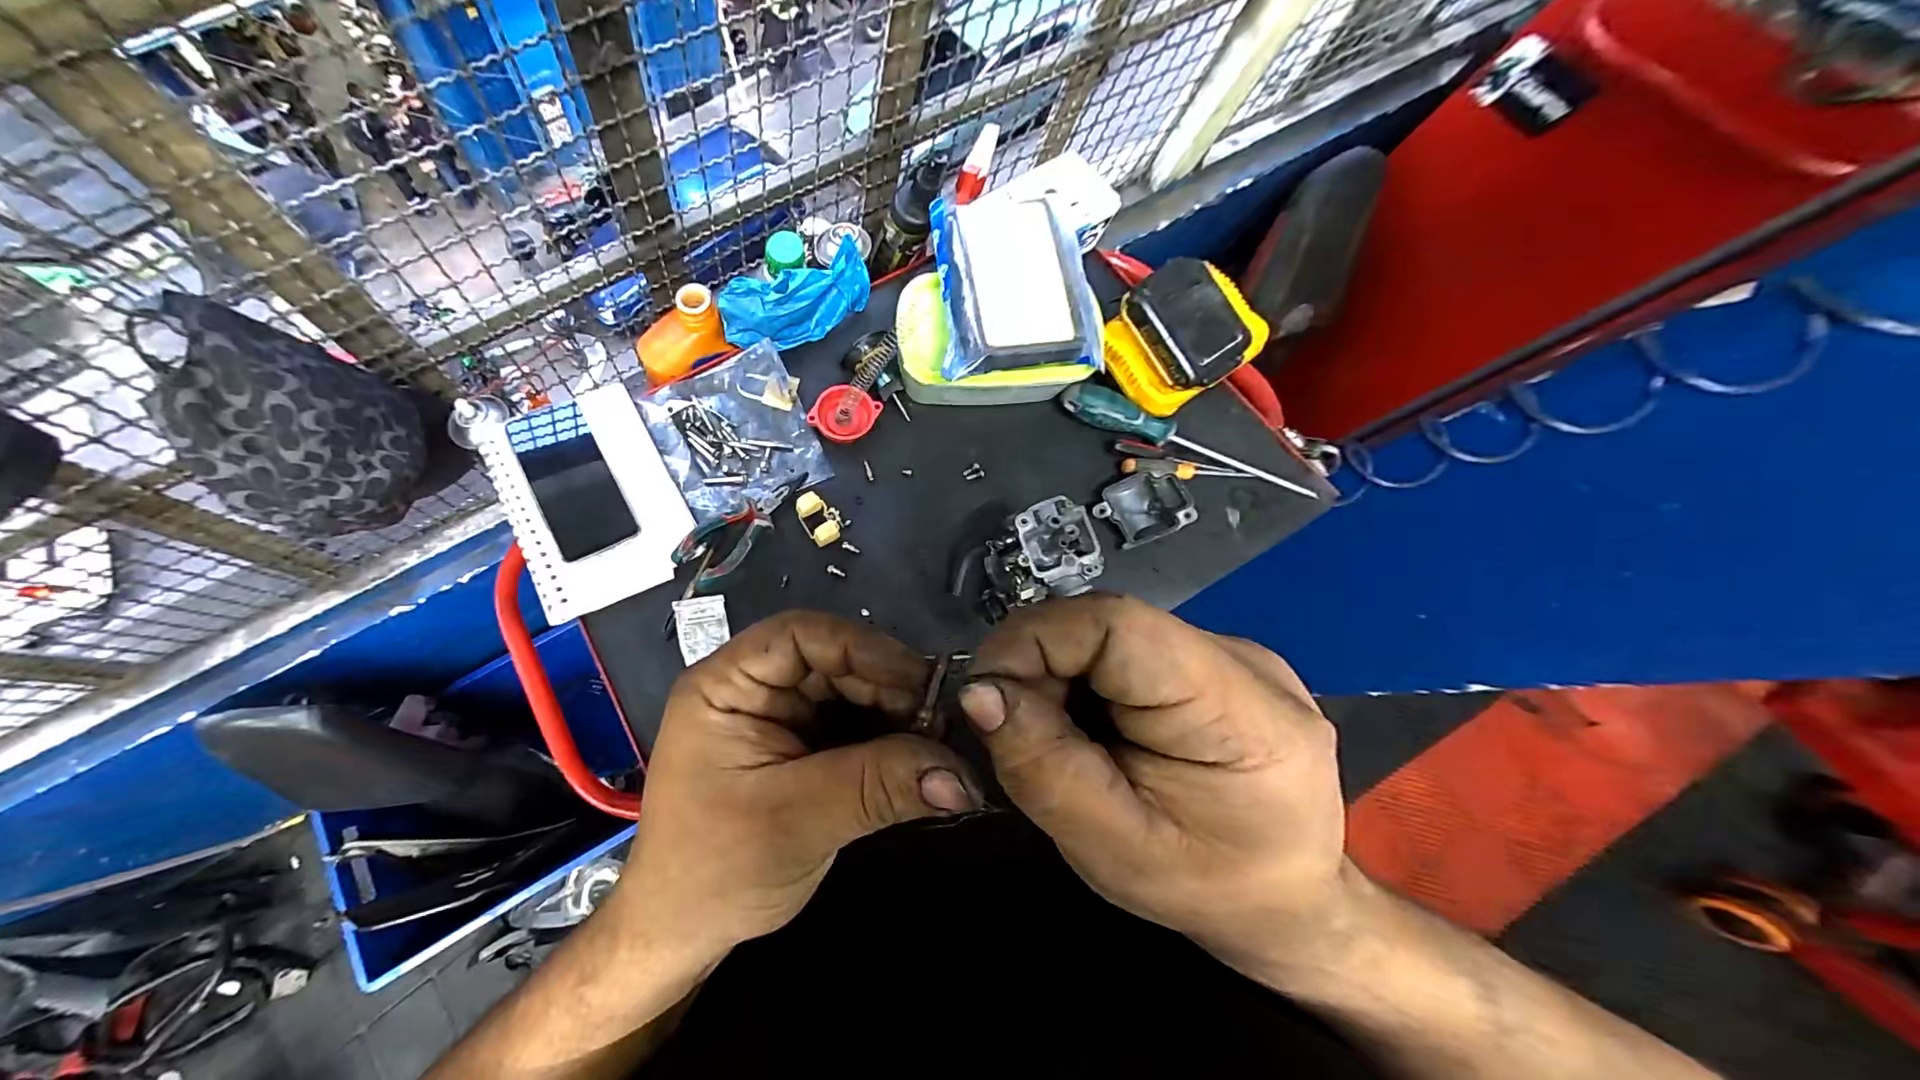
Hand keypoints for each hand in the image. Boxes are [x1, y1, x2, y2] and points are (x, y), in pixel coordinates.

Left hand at [606, 611, 979, 959]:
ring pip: (851, 691)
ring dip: (896, 712)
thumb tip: (960, 778)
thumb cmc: (715, 871)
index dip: (863, 648)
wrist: (683, 935)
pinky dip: (889, 738)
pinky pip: (855, 725)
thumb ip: (880, 788)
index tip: (917, 682)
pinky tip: (919, 753)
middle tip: (940, 719)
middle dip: (889, 685)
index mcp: (727, 687)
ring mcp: (781, 718)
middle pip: (834, 661)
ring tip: (938, 738)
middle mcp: (756, 690)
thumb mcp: (798, 822)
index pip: (799, 635)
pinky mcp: (803, 748)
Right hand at [959, 594, 1351, 975]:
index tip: (986, 695)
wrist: (1289, 899)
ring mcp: (1230, 652)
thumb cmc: (1207, 889)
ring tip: (1067, 744)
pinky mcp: (1212, 658)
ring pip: (1108, 634)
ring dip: (1060, 678)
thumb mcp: (1114, 851)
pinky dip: (1086, 682)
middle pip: (1106, 624)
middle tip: (1023, 737)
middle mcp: (1241, 658)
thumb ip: (1045, 770)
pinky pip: (1126, 650)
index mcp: (1241, 709)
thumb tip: (979, 692)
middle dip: (1039, 669)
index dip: (1034, 641)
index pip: (1117, 624)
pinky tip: (1097, 731)